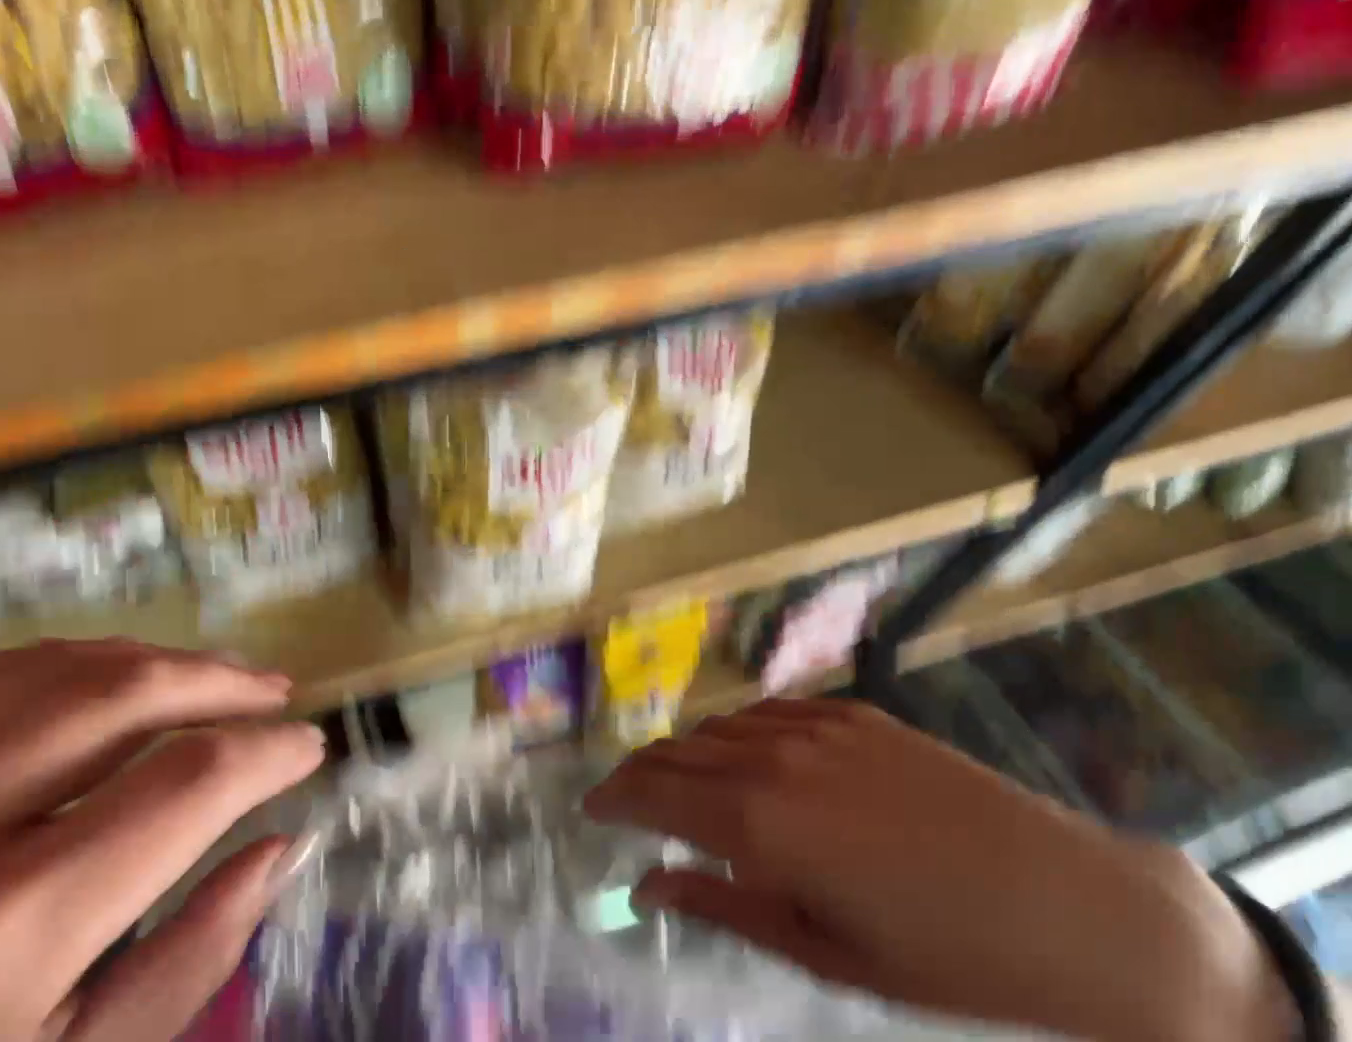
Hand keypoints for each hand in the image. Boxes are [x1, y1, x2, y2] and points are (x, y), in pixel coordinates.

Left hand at [0, 640, 325, 1041]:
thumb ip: (187, 962)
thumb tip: (277, 847)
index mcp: (4, 928)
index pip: (186, 786)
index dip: (266, 754)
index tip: (309, 748)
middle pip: (125, 695)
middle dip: (221, 684)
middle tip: (276, 693)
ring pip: (55, 665)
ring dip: (152, 660)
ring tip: (209, 677)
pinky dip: (62, 666)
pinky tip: (103, 680)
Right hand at [585, 699, 1294, 1041]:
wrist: (1078, 909)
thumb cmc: (943, 955)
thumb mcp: (820, 951)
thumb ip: (720, 905)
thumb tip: (645, 886)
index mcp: (758, 824)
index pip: (649, 794)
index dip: (610, 799)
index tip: (589, 810)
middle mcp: (773, 759)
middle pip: (672, 752)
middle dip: (637, 776)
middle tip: (625, 802)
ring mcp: (816, 727)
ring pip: (715, 727)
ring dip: (684, 754)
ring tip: (681, 785)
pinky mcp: (855, 714)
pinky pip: (766, 711)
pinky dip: (735, 732)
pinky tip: (746, 757)